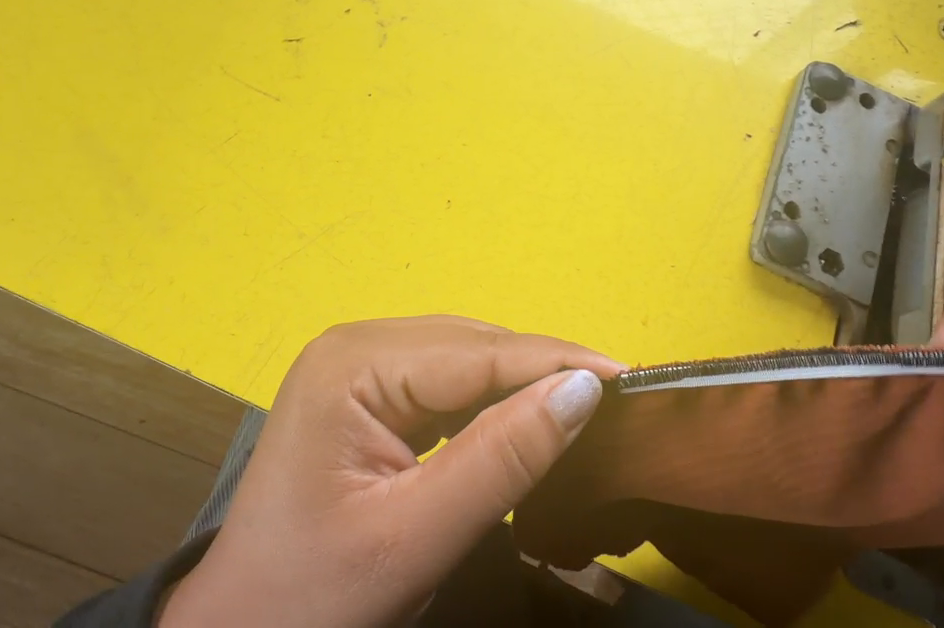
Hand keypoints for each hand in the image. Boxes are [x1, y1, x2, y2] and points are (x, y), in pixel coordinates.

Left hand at [160, 316, 621, 627]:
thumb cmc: (312, 596)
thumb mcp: (413, 537)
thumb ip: (501, 460)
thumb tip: (583, 391)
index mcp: (352, 364)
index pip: (478, 351)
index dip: (557, 362)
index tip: (631, 380)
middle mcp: (357, 346)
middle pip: (474, 346)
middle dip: (544, 371)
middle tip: (618, 403)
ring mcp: (360, 367)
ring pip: (467, 361)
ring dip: (523, 385)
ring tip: (586, 409)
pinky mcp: (369, 394)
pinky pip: (449, 385)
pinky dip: (494, 404)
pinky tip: (527, 422)